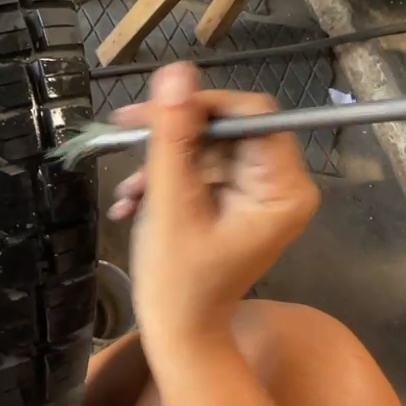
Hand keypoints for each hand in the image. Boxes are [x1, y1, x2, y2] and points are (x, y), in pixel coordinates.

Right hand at [115, 63, 318, 351]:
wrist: (177, 332)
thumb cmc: (178, 280)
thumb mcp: (169, 205)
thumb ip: (171, 138)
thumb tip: (174, 72)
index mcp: (282, 188)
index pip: (250, 114)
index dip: (200, 105)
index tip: (151, 114)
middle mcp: (277, 183)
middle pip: (223, 129)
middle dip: (169, 140)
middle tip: (122, 137)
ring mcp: (253, 192)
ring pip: (202, 148)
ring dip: (158, 165)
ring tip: (127, 194)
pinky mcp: (230, 200)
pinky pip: (195, 170)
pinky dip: (161, 181)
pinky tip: (133, 203)